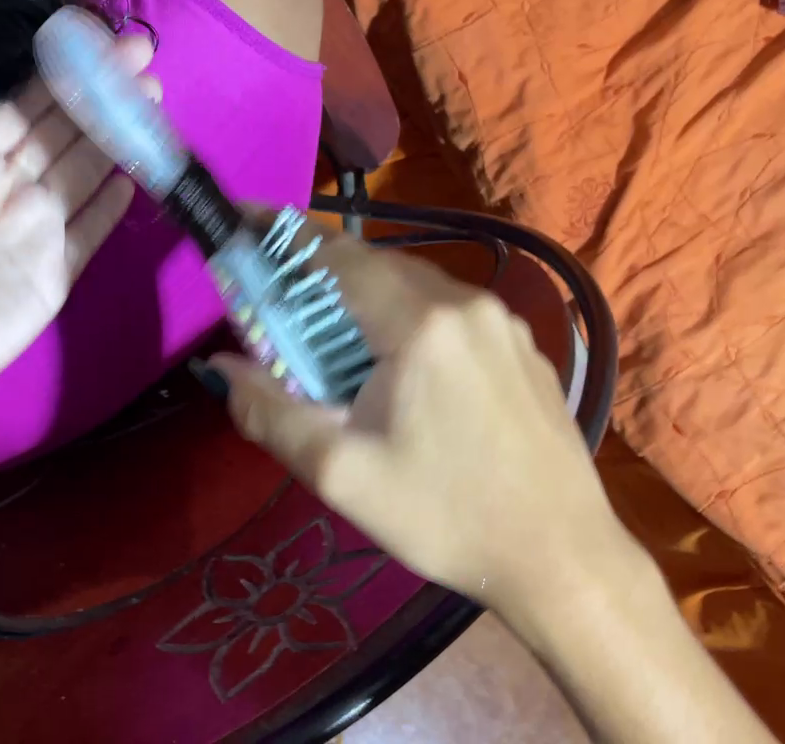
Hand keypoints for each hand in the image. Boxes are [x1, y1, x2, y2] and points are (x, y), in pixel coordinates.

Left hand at [0, 36, 153, 427]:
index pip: (21, 110)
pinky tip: (138, 175)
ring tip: (153, 100)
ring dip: (118, 137)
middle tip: (145, 56)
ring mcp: (32, 231)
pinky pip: (90, 232)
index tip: (98, 43)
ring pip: (84, 173)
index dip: (60, 77)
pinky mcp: (53, 275)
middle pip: (62, 133)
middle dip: (102, 96)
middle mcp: (3, 189)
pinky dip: (112, 206)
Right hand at [212, 227, 622, 610]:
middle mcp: (466, 306)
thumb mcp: (337, 472)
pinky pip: (442, 310)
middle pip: (369, 264)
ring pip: (407, 284)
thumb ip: (266, 410)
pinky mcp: (519, 349)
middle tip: (272, 303)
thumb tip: (218, 366)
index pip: (334, 254)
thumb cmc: (443, 515)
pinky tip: (387, 366)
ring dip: (356, 297)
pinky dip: (397, 316)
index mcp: (420, 324)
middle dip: (313, 273)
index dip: (280, 233)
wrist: (566, 565)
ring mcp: (501, 325)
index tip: (239, 220)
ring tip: (325, 341)